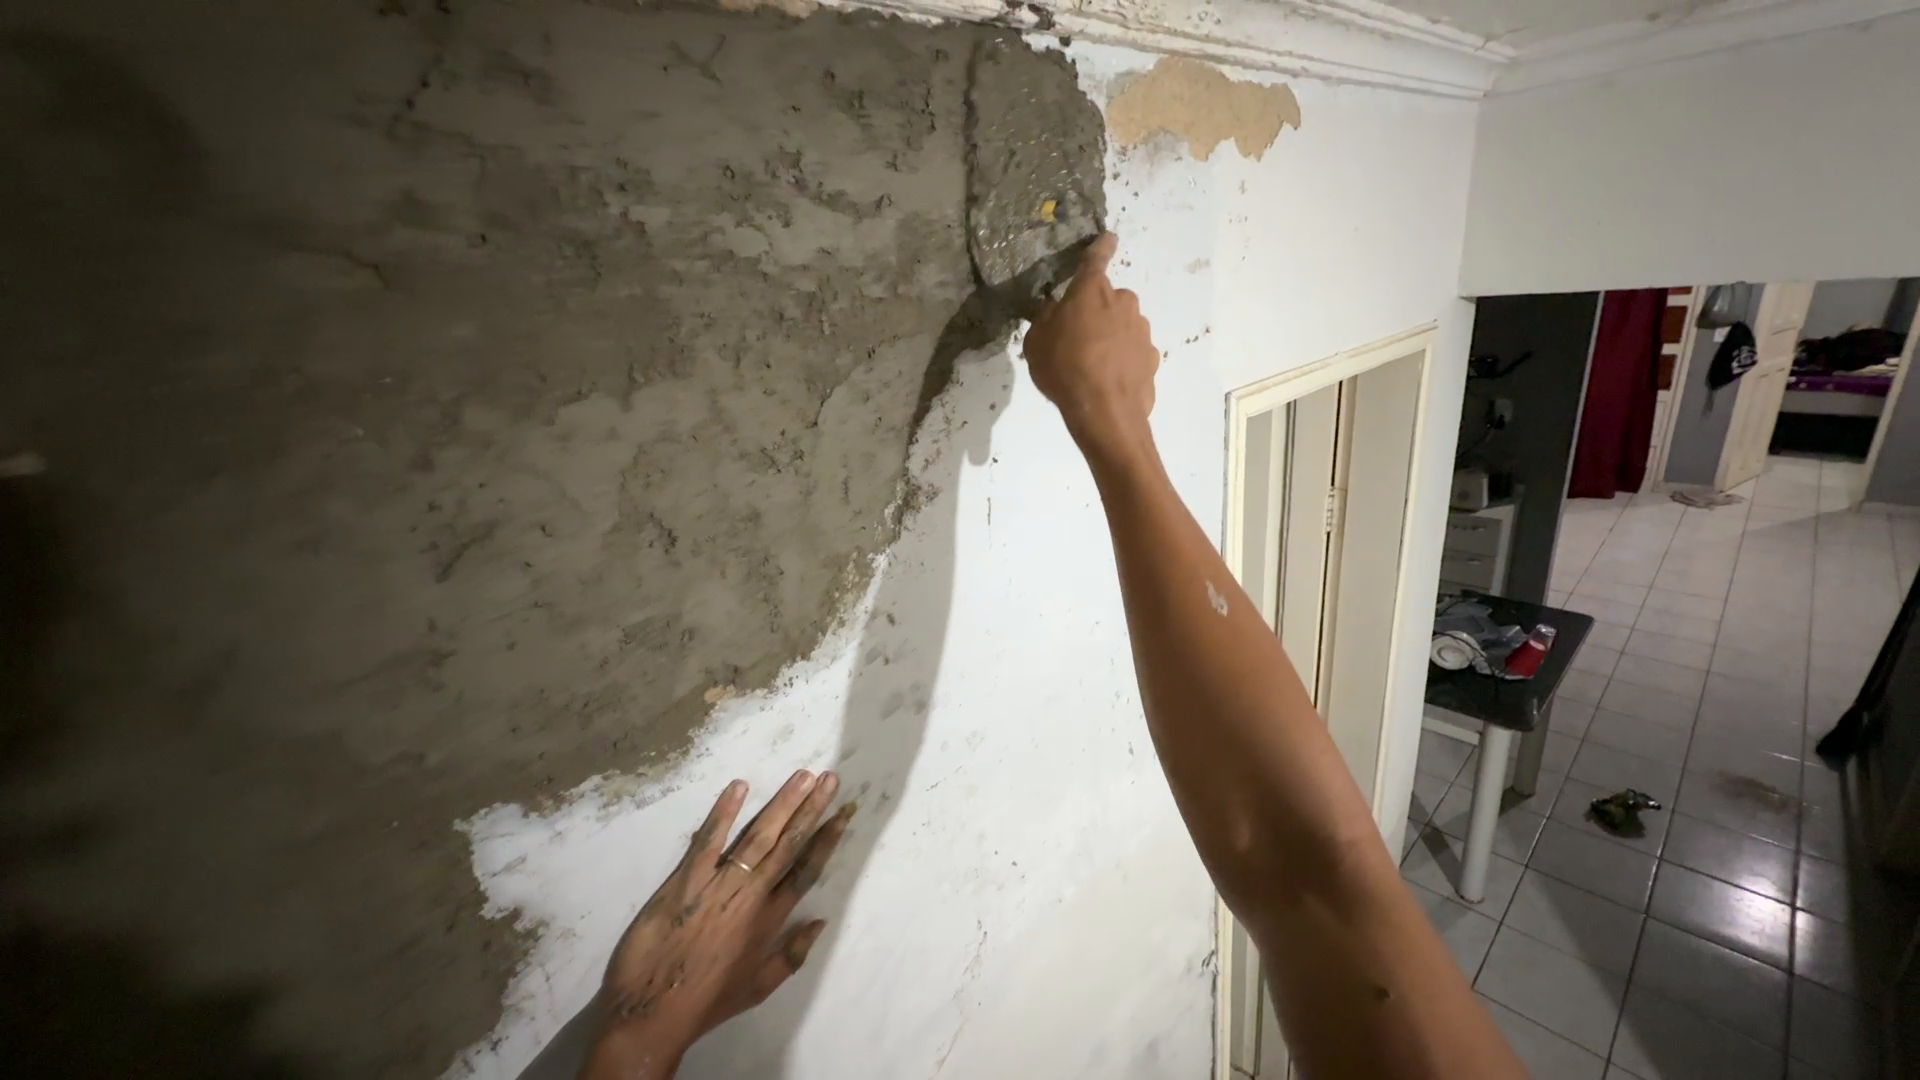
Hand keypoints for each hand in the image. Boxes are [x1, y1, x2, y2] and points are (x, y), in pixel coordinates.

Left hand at [583, 771, 853, 1078]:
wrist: (650, 1016)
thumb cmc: (705, 1001)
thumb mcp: (758, 988)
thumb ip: (793, 955)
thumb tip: (821, 921)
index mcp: (771, 919)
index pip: (806, 870)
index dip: (827, 839)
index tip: (843, 813)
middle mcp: (752, 895)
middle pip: (789, 844)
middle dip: (811, 809)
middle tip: (830, 779)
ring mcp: (719, 884)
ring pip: (758, 836)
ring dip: (782, 804)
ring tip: (802, 776)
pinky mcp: (685, 880)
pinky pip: (708, 841)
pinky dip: (723, 813)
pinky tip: (739, 786)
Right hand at [1022, 232, 1159, 462]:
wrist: (1104, 410)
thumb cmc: (1064, 368)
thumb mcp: (1036, 342)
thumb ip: (1045, 319)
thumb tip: (1053, 308)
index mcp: (1092, 291)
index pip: (1096, 259)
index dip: (1101, 247)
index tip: (1109, 238)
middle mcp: (1122, 302)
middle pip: (1108, 300)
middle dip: (1096, 313)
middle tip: (1076, 339)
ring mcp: (1142, 330)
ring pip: (1122, 326)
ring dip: (1110, 339)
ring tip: (1091, 368)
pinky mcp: (1151, 357)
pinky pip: (1132, 352)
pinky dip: (1122, 361)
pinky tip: (1108, 382)